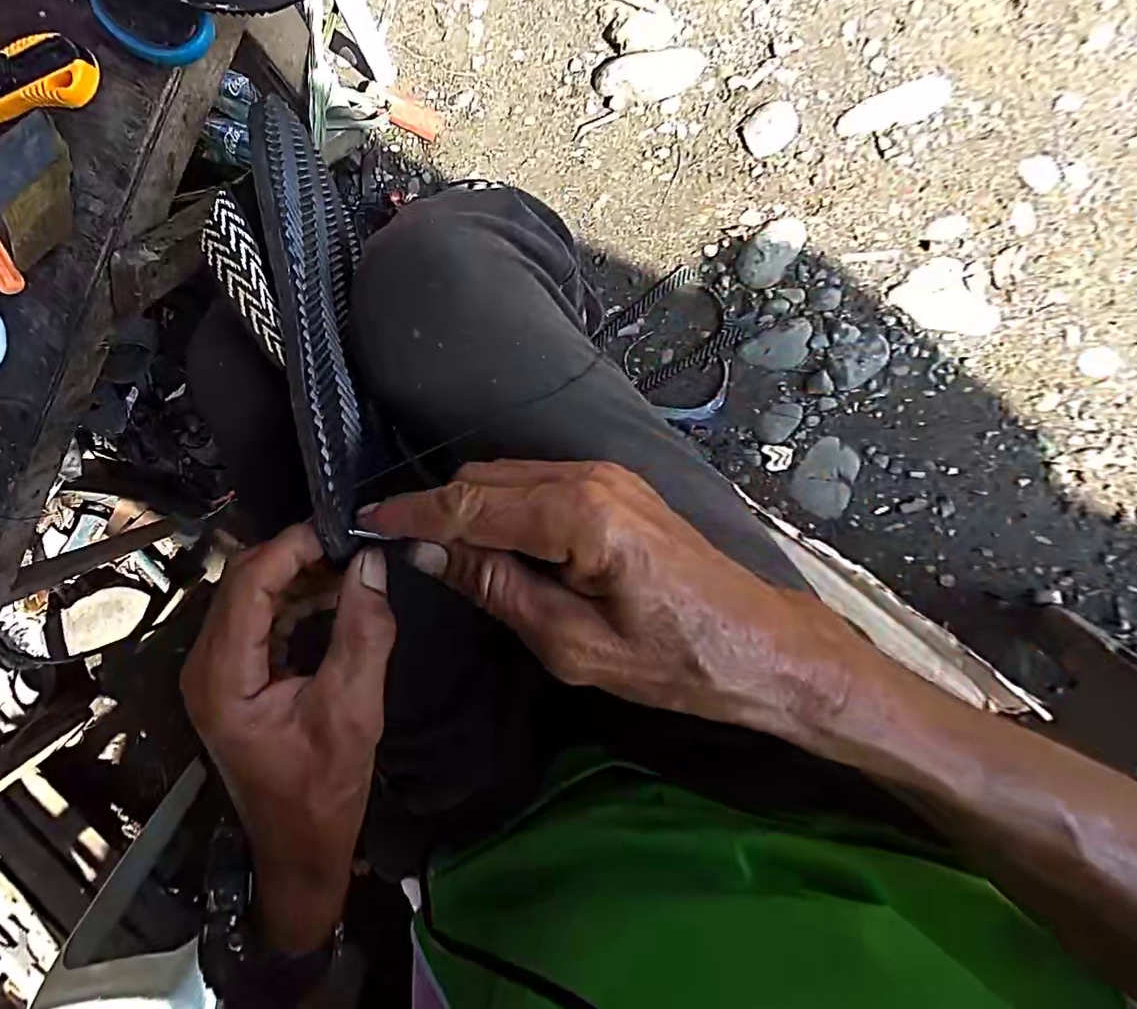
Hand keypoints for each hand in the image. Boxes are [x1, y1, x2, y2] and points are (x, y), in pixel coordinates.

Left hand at [181, 524, 396, 952]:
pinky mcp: (232, 672)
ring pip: (252, 594)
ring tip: (348, 568)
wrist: (299, 850)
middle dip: (297, 556)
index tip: (338, 533)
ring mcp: (215, 668)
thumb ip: (363, 636)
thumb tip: (370, 567)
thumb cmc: (322, 796)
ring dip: (299, 575)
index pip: (248, 583)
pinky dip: (295, 599)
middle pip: (244, 581)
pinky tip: (332, 596)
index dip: (292, 547)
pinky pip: (259, 616)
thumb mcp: (353, 715)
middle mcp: (206, 664)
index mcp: (222, 677)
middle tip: (349, 548)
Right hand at [360, 460, 884, 741]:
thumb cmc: (676, 662)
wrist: (769, 648)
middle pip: (480, 480)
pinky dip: (495, 505)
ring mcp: (602, 473)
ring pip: (501, 476)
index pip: (470, 506)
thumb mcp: (571, 645)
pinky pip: (529, 481)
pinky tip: (487, 540)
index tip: (367, 520)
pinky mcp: (610, 482)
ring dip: (463, 508)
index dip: (412, 514)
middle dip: (434, 511)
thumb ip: (494, 588)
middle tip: (402, 550)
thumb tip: (428, 554)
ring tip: (438, 551)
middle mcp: (586, 476)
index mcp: (579, 516)